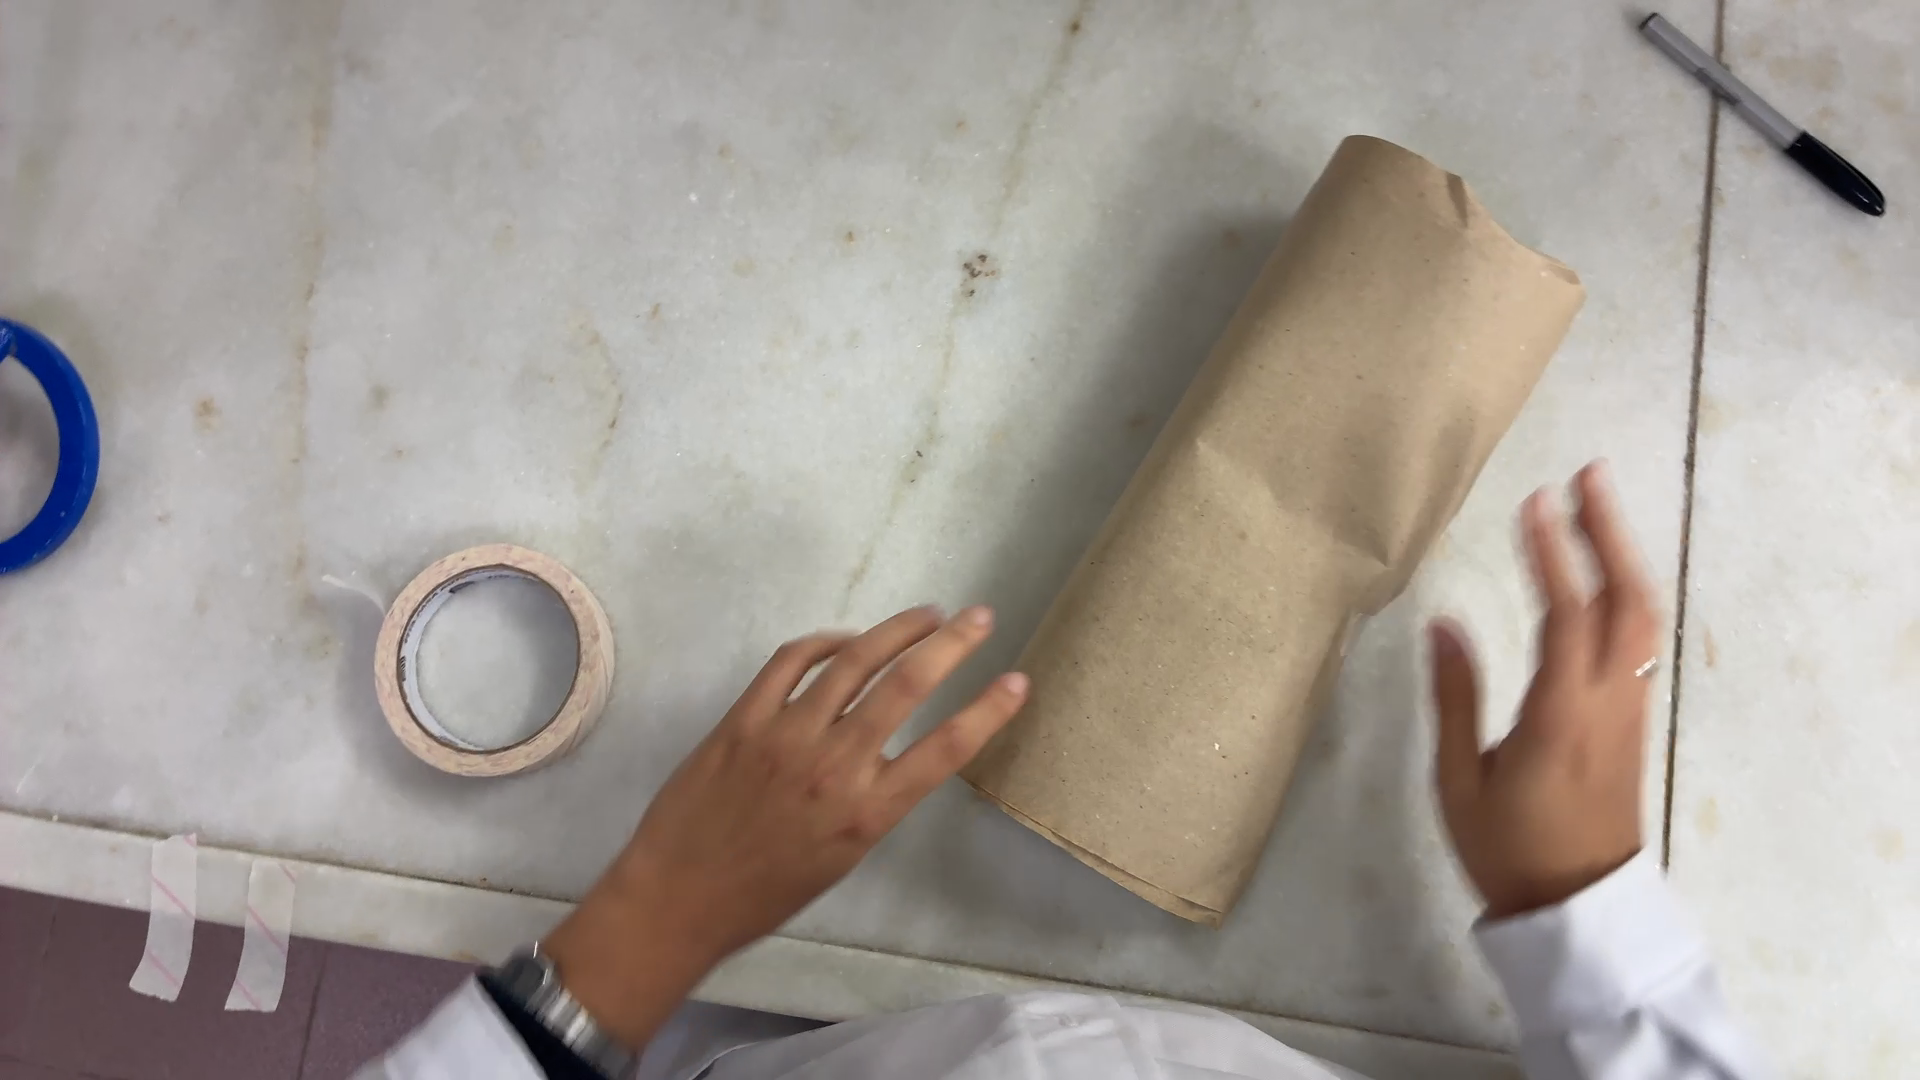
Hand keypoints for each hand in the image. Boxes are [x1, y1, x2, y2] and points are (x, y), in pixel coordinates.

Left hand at [543, 604, 1028, 1045]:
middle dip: (952, 644)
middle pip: (905, 686)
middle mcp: (834, 766)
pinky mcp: (744, 718)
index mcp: (867, 813)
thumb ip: (875, 795)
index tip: (1018, 680)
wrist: (676, 900)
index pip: (945, 750)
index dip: (989, 711)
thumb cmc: (767, 891)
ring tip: (926, 614)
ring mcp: (786, 736)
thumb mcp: (843, 856)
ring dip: (897, 630)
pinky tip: (846, 639)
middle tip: (979, 617)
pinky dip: (825, 641)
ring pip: (853, 661)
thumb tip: (891, 739)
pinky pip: (791, 661)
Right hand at [1429, 461, 1662, 919]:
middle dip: (1610, 534)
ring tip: (1593, 511)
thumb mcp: (1460, 774)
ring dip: (1622, 558)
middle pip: (1628, 604)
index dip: (1551, 554)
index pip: (1565, 615)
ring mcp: (1628, 710)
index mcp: (1560, 714)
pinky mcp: (1628, 720)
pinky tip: (1599, 578)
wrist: (1576, 908)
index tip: (1533, 501)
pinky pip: (1635, 643)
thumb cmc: (1504, 843)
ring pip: (1643, 620)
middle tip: (1587, 477)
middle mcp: (1609, 702)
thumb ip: (1456, 695)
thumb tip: (1443, 623)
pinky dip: (1622, 594)